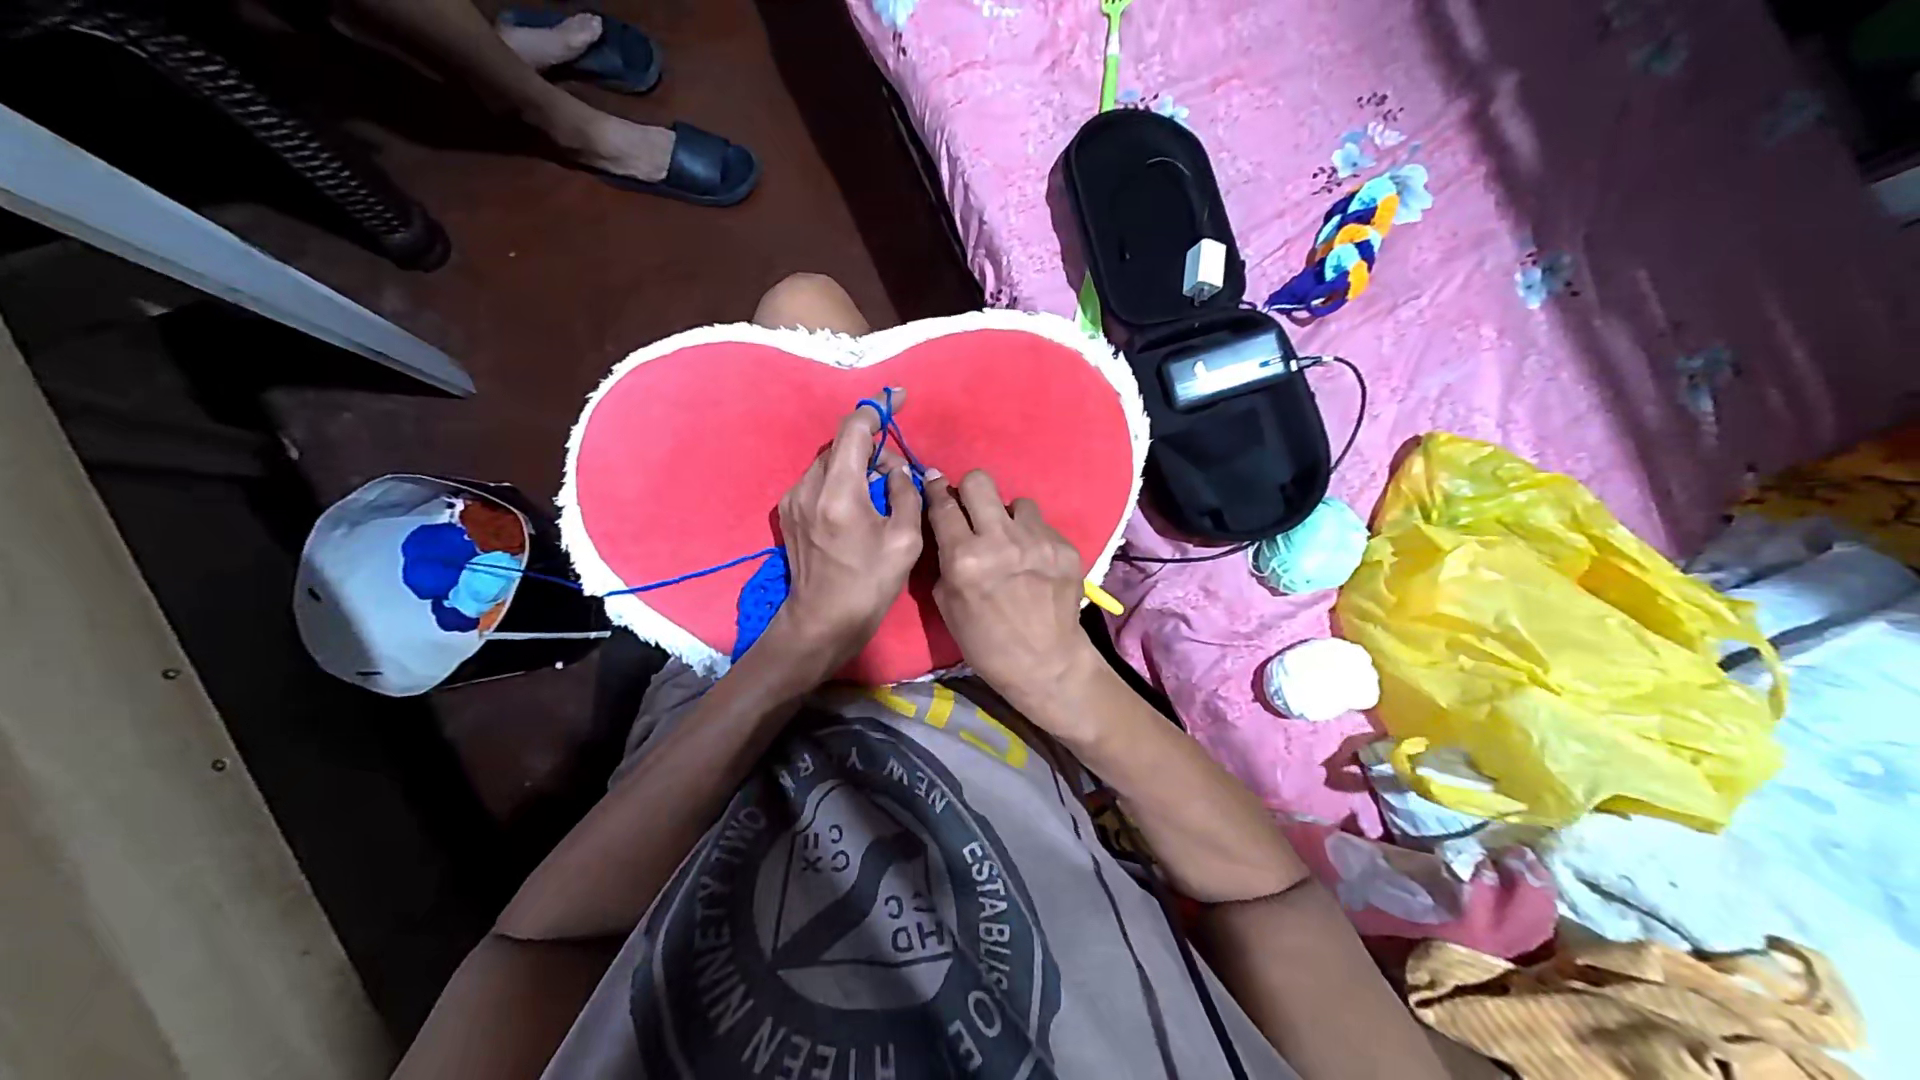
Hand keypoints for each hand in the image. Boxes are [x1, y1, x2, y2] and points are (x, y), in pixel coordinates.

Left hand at [765, 400, 923, 670]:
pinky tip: (858, 506)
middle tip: (897, 471)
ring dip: (856, 464)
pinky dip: (842, 481)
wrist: (821, 621)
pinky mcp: (790, 512)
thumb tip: (897, 469)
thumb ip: (905, 493)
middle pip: (841, 444)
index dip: (878, 408)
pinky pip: (820, 480)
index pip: (854, 429)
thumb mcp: (905, 540)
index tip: (899, 399)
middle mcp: (809, 487)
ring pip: (830, 462)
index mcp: (839, 492)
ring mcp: (794, 499)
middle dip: (871, 446)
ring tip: (880, 492)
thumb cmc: (869, 585)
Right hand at [926, 470, 1098, 711]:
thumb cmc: (986, 642)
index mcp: (964, 559)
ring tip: (1011, 543)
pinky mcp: (1065, 547)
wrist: (1046, 663)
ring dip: (1008, 518)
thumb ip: (944, 560)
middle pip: (980, 481)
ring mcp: (1037, 541)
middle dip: (971, 490)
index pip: (944, 504)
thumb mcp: (947, 604)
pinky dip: (1033, 538)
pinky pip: (1042, 526)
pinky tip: (1034, 563)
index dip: (936, 489)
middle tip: (972, 508)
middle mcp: (1001, 541)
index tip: (935, 481)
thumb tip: (945, 527)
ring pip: (1017, 502)